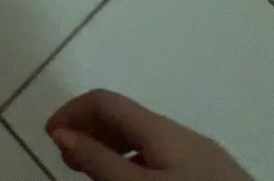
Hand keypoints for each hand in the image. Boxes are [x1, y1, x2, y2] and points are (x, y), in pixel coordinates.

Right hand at [46, 90, 252, 180]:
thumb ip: (98, 159)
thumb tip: (61, 132)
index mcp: (164, 129)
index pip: (105, 100)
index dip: (71, 111)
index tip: (49, 136)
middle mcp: (187, 135)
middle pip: (126, 118)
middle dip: (90, 132)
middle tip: (68, 160)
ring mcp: (210, 159)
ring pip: (148, 142)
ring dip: (114, 151)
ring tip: (98, 175)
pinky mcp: (224, 180)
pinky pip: (169, 161)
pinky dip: (141, 165)